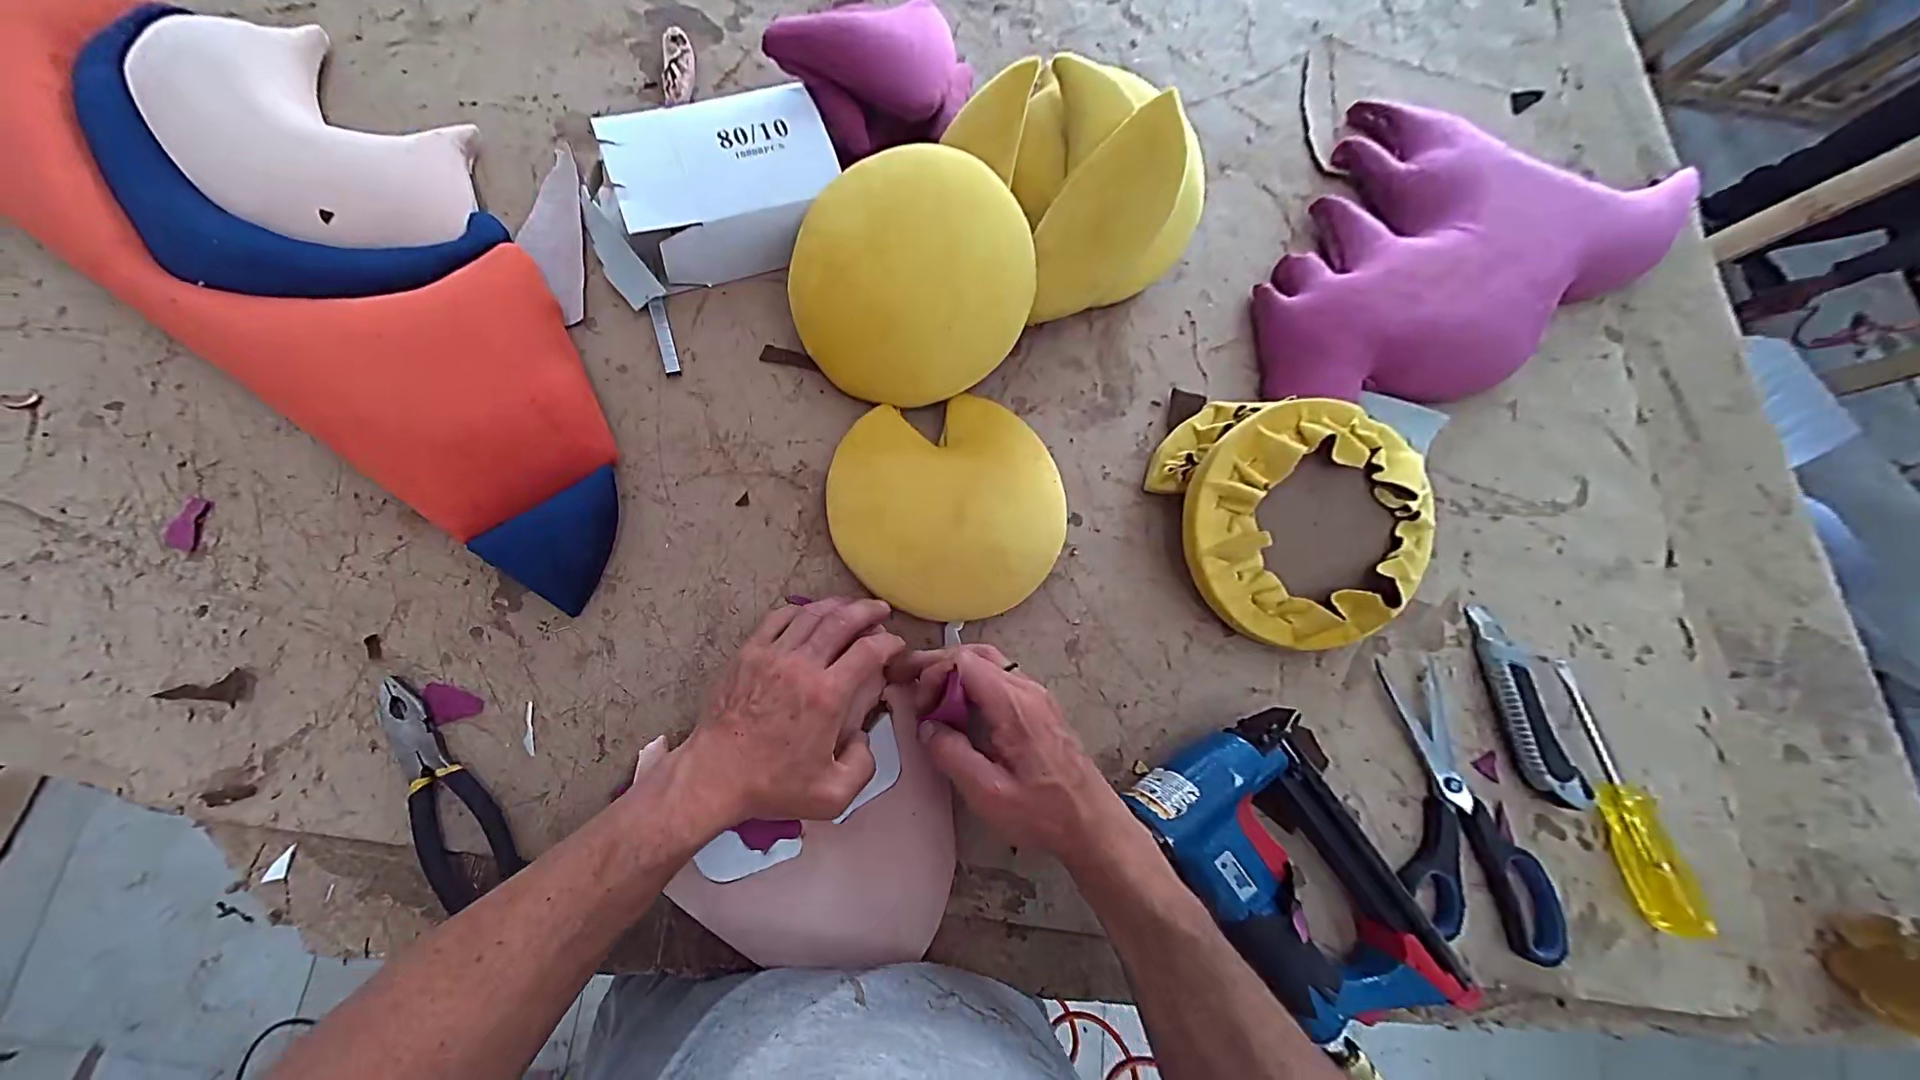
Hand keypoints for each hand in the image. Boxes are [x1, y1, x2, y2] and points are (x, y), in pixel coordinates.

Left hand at [672, 597, 905, 828]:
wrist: (714, 777)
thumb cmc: (772, 785)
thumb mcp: (833, 795)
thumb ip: (863, 765)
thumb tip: (864, 737)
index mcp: (828, 695)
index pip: (869, 651)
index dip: (890, 643)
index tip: (896, 645)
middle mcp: (803, 666)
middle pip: (843, 620)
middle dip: (868, 611)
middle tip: (881, 610)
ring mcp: (772, 655)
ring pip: (812, 614)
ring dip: (838, 605)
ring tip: (852, 605)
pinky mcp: (748, 653)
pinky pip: (779, 618)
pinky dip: (801, 610)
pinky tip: (810, 613)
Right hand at [896, 645, 1135, 863]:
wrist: (1091, 822)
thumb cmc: (1046, 812)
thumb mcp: (988, 793)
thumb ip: (952, 756)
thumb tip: (928, 730)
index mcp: (1013, 704)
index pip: (964, 660)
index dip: (933, 673)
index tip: (921, 704)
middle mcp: (1028, 691)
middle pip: (976, 654)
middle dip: (941, 666)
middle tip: (918, 690)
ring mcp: (1037, 697)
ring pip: (989, 664)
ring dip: (958, 676)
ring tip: (935, 704)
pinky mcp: (1040, 708)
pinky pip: (1002, 680)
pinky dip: (975, 686)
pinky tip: (963, 714)